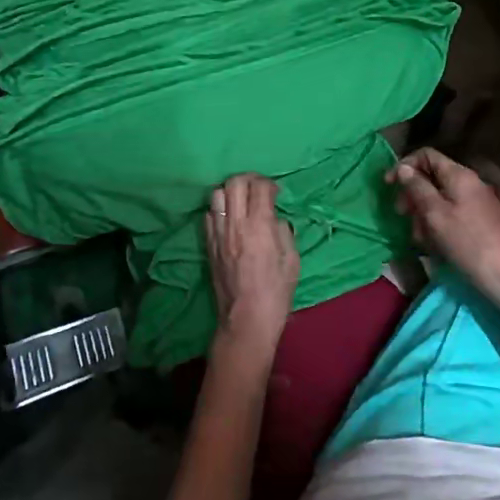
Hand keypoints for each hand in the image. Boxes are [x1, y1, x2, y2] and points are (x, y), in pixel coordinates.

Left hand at [205, 174, 300, 353]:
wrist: (246, 320)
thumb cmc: (276, 292)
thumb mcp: (292, 260)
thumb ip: (283, 232)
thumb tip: (274, 219)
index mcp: (260, 227)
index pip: (259, 187)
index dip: (269, 183)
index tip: (275, 191)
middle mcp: (235, 224)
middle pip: (234, 183)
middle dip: (248, 179)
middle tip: (258, 188)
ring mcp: (218, 234)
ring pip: (216, 194)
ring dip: (231, 191)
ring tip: (242, 201)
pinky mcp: (208, 245)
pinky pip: (209, 215)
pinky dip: (219, 209)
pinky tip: (230, 219)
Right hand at [386, 148, 499, 304]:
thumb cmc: (466, 241)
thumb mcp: (434, 213)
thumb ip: (417, 187)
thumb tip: (403, 168)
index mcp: (459, 175)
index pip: (427, 155)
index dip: (405, 165)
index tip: (389, 185)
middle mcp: (469, 182)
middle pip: (432, 177)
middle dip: (412, 193)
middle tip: (401, 214)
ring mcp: (475, 202)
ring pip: (439, 198)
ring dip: (423, 213)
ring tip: (419, 236)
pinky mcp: (477, 220)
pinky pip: (450, 213)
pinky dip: (437, 224)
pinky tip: (432, 244)